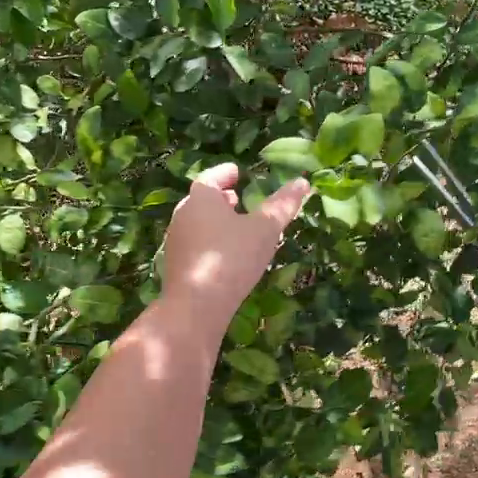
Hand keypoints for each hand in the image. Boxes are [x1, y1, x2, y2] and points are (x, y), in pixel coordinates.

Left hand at [161, 163, 311, 329]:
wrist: (196, 304)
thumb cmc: (232, 257)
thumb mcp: (264, 229)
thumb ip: (282, 205)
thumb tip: (301, 182)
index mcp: (201, 199)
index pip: (211, 177)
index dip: (225, 173)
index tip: (237, 172)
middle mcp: (183, 215)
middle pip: (201, 200)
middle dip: (220, 198)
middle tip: (237, 198)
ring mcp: (176, 242)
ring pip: (197, 223)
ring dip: (215, 220)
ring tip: (235, 226)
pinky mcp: (176, 266)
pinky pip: (195, 244)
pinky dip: (210, 241)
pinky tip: (226, 255)